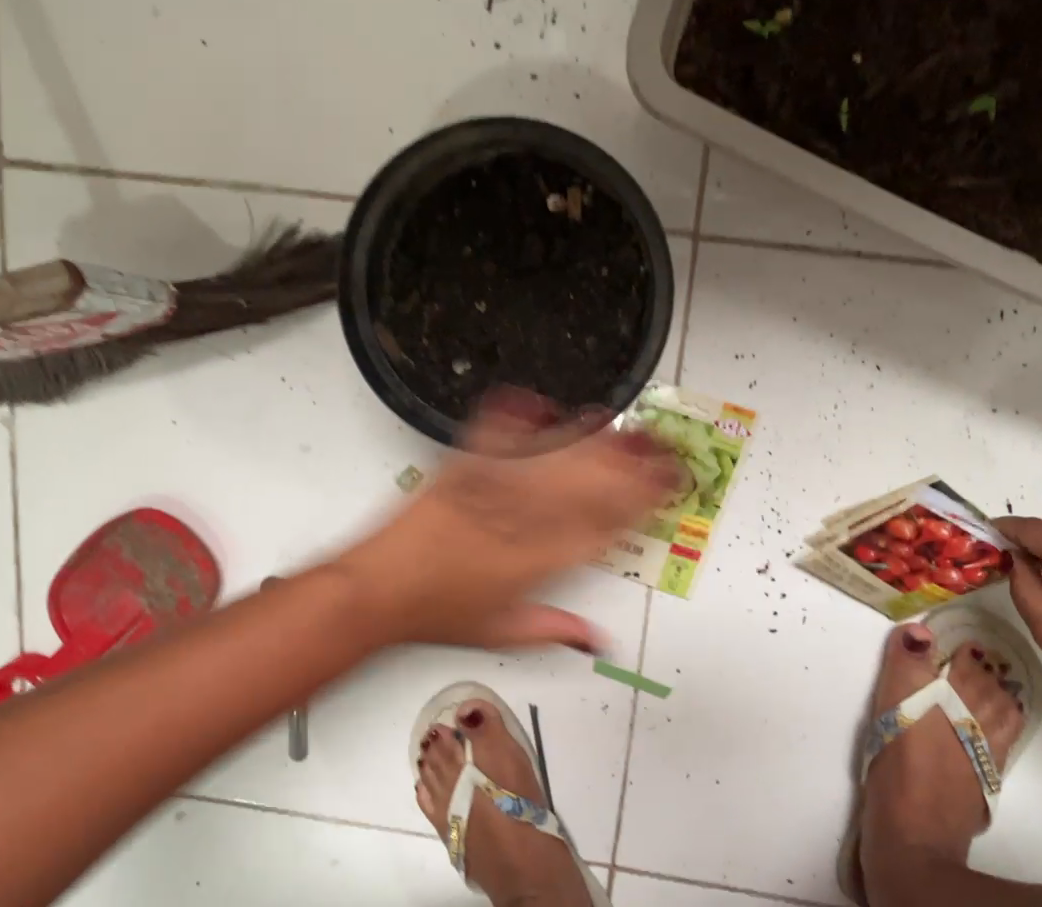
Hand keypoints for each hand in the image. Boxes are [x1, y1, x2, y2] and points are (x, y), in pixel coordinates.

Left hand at [332, 389, 677, 652]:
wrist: (375, 589)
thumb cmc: (434, 611)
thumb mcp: (501, 630)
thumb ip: (555, 628)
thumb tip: (595, 638)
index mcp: (536, 561)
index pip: (605, 527)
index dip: (642, 506)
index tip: (665, 491)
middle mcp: (521, 519)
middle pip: (593, 485)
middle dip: (637, 466)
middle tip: (665, 453)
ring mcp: (492, 488)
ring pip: (560, 456)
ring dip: (601, 440)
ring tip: (630, 430)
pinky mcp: (463, 465)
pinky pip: (498, 431)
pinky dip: (523, 413)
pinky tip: (545, 403)